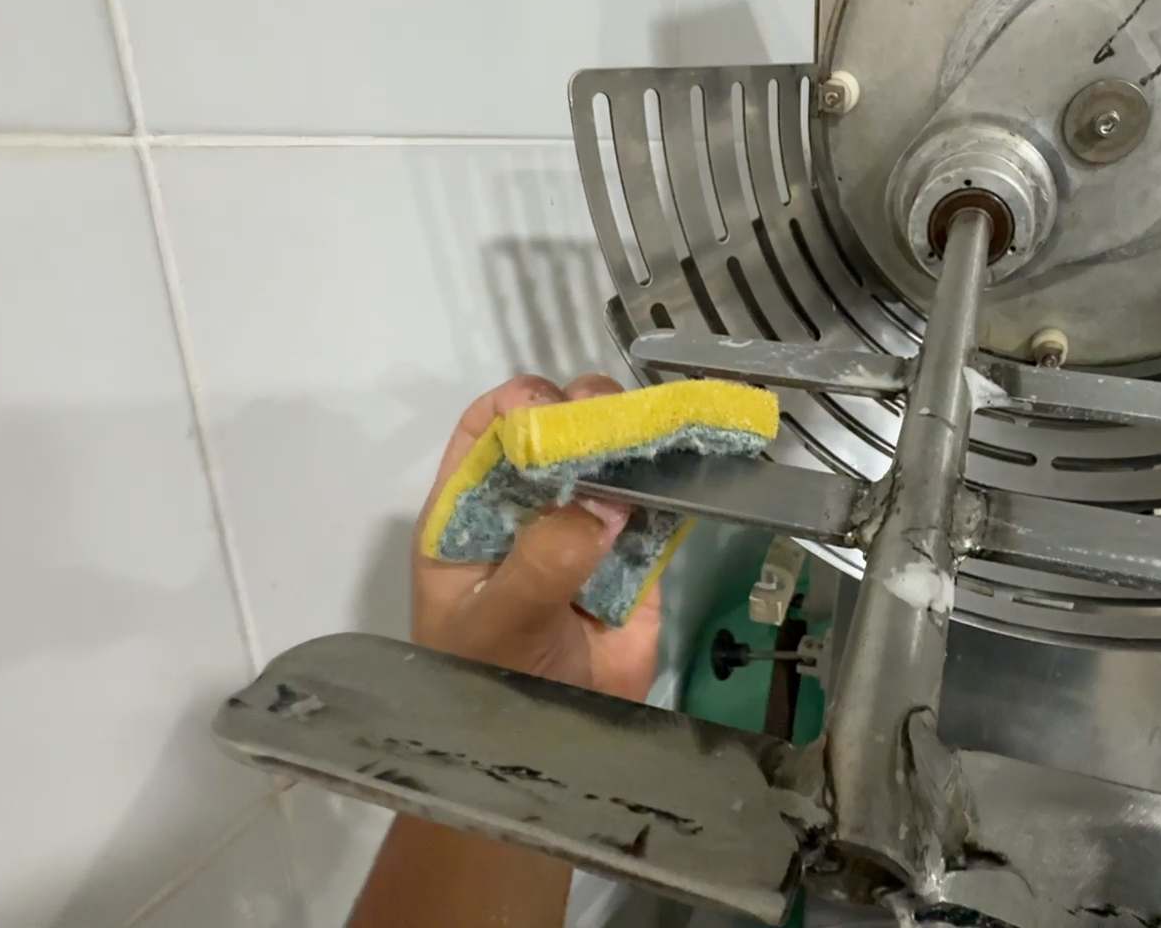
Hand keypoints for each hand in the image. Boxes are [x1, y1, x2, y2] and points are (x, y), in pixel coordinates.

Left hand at [409, 373, 660, 701]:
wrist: (552, 755)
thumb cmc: (492, 689)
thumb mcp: (499, 623)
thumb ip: (543, 561)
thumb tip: (605, 502)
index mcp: (473, 514)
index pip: (486, 433)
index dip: (517, 407)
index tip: (555, 410)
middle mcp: (530, 508)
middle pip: (555, 432)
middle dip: (583, 411)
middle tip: (612, 418)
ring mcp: (585, 527)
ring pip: (610, 459)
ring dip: (633, 437)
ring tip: (653, 434)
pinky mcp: (634, 552)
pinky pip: (656, 505)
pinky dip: (673, 482)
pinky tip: (687, 462)